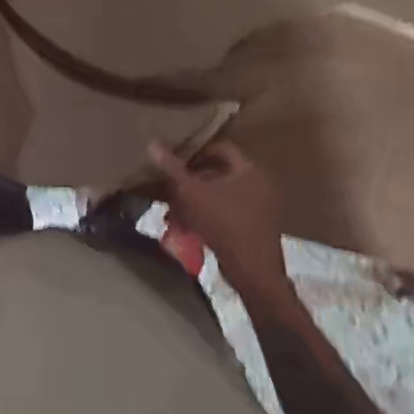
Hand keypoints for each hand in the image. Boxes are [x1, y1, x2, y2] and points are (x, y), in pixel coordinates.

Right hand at [146, 140, 288, 298]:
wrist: (252, 270)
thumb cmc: (222, 223)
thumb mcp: (191, 192)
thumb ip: (172, 167)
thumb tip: (153, 143)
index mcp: (250, 172)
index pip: (222, 148)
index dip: (196, 149)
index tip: (175, 157)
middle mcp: (260, 185)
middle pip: (218, 172)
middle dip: (190, 179)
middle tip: (169, 183)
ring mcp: (260, 208)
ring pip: (219, 194)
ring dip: (194, 199)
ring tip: (172, 209)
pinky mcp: (255, 227)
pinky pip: (226, 211)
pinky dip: (205, 214)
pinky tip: (185, 226)